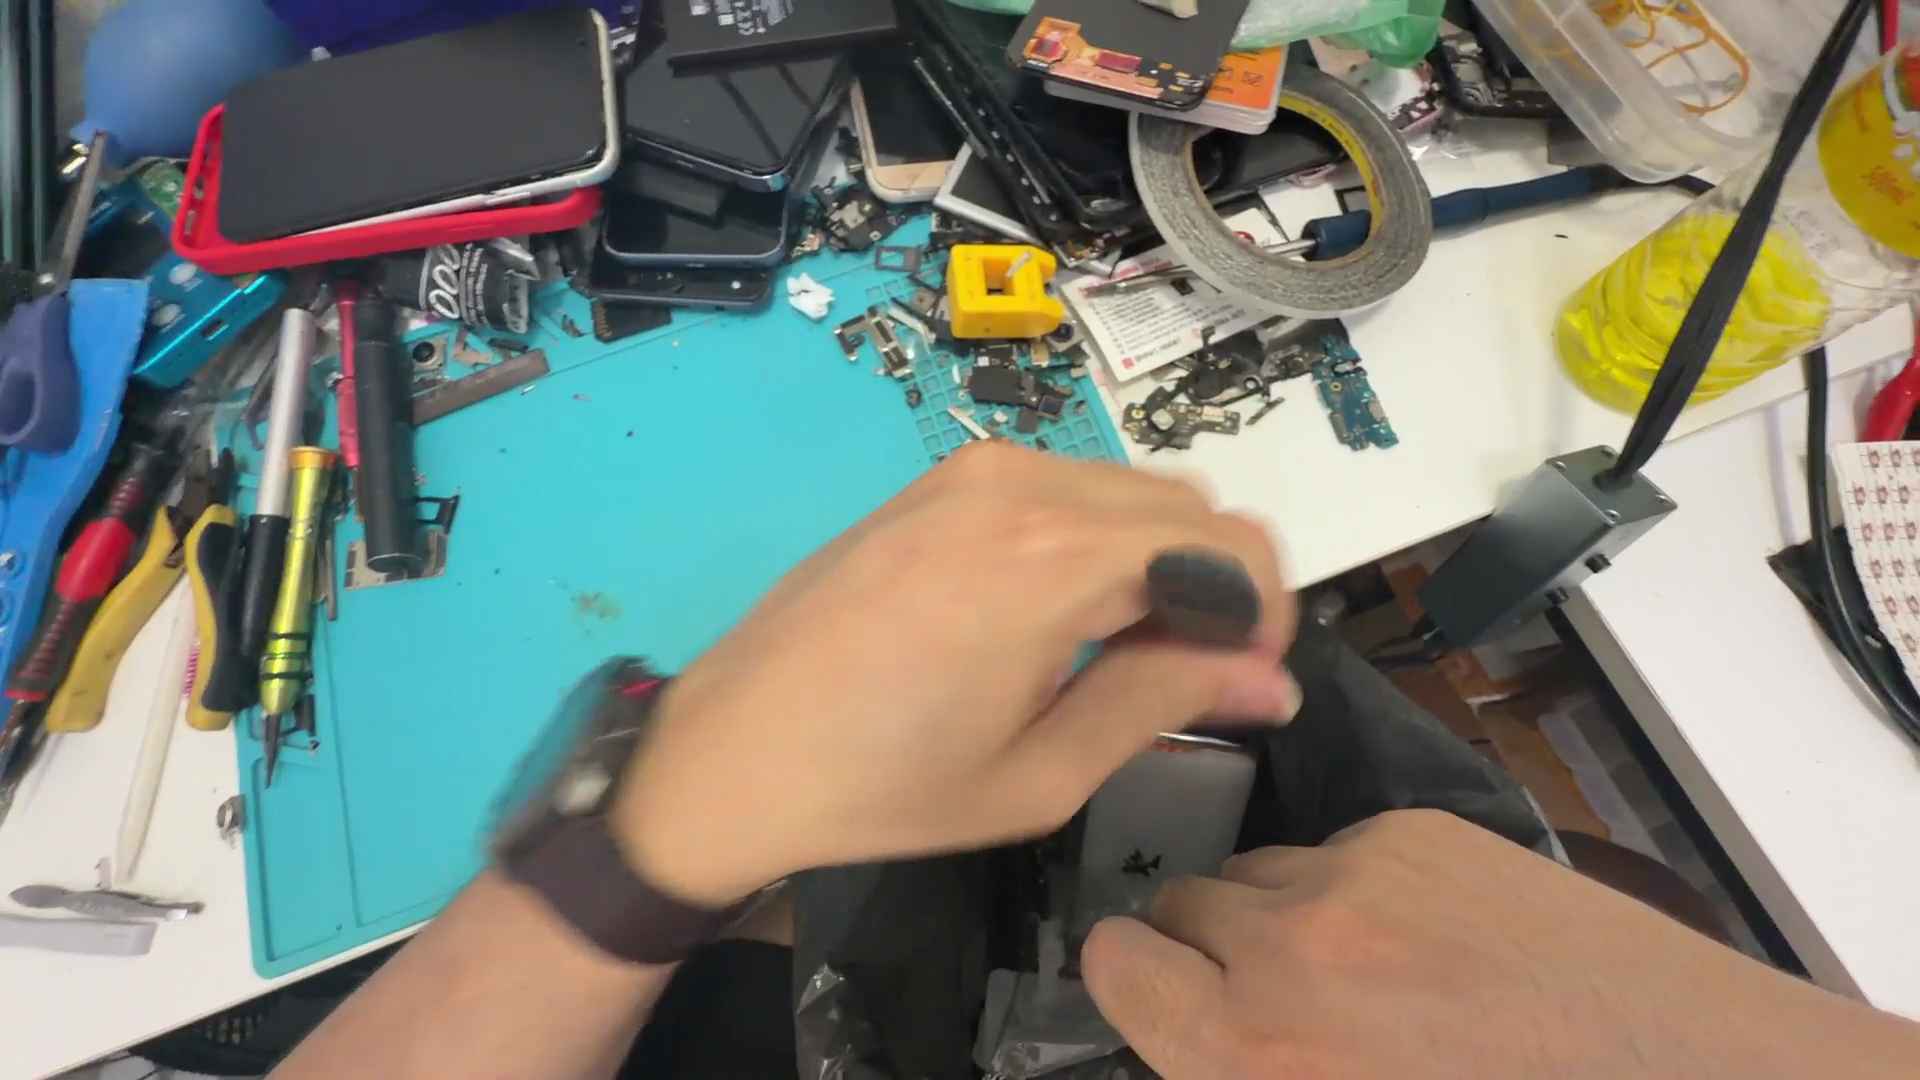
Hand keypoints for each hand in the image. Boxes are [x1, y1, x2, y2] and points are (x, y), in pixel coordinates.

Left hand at [612, 443, 1297, 904]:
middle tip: (1187, 673)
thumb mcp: (1040, 770)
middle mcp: (1019, 484)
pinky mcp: (939, 479)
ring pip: (1126, 491)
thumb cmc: (885, 785)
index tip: (1246, 677)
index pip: (1226, 544)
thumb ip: (1163, 699)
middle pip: (1184, 506)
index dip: (1263, 611)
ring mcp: (971, 469)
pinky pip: (1063, 488)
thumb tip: (1268, 677)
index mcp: (1052, 557)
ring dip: (1156, 559)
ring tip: (1116, 648)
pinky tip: (1055, 607)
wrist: (731, 748)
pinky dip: (1095, 537)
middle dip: (1215, 584)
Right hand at [1081, 810, 1919, 1078]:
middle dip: (1212, 946)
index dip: (1134, 973)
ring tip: (1376, 972)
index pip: (1114, 956)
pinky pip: (1342, 850)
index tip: (1172, 992)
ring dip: (1284, 914)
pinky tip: (1441, 942)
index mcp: (1255, 1047)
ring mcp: (1358, 868)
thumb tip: (1200, 1033)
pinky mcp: (1420, 829)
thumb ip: (1241, 1073)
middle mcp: (1288, 941)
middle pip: (1180, 899)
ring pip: (1258, 869)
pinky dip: (1362, 890)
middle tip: (1285, 997)